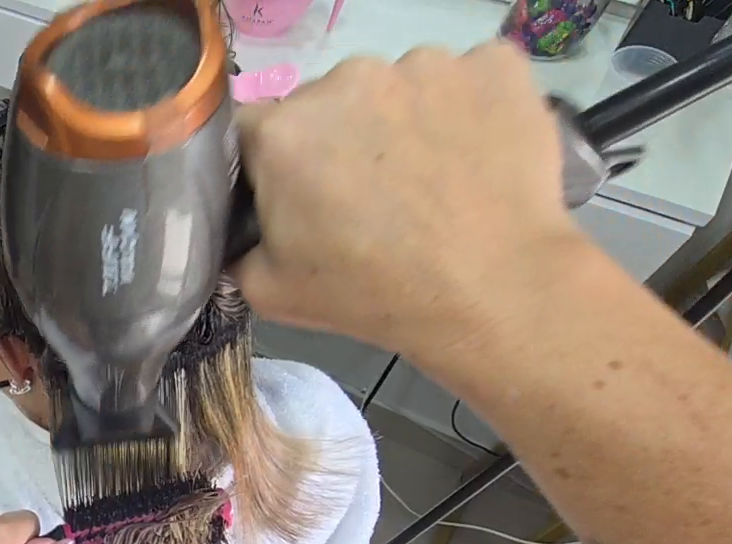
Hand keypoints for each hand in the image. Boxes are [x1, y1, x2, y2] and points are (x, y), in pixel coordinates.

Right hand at [231, 44, 596, 360]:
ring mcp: (426, 64)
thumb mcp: (267, 289)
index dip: (258, 166)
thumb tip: (240, 233)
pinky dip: (452, 112)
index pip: (247, 132)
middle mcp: (347, 79)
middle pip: (319, 103)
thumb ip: (237, 249)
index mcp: (282, 133)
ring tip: (411, 178)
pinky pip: (456, 80)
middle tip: (349, 196)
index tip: (279, 198)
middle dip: (325, 141)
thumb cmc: (365, 292)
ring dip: (387, 124)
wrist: (486, 288)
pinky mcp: (494, 63)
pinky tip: (459, 158)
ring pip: (387, 89)